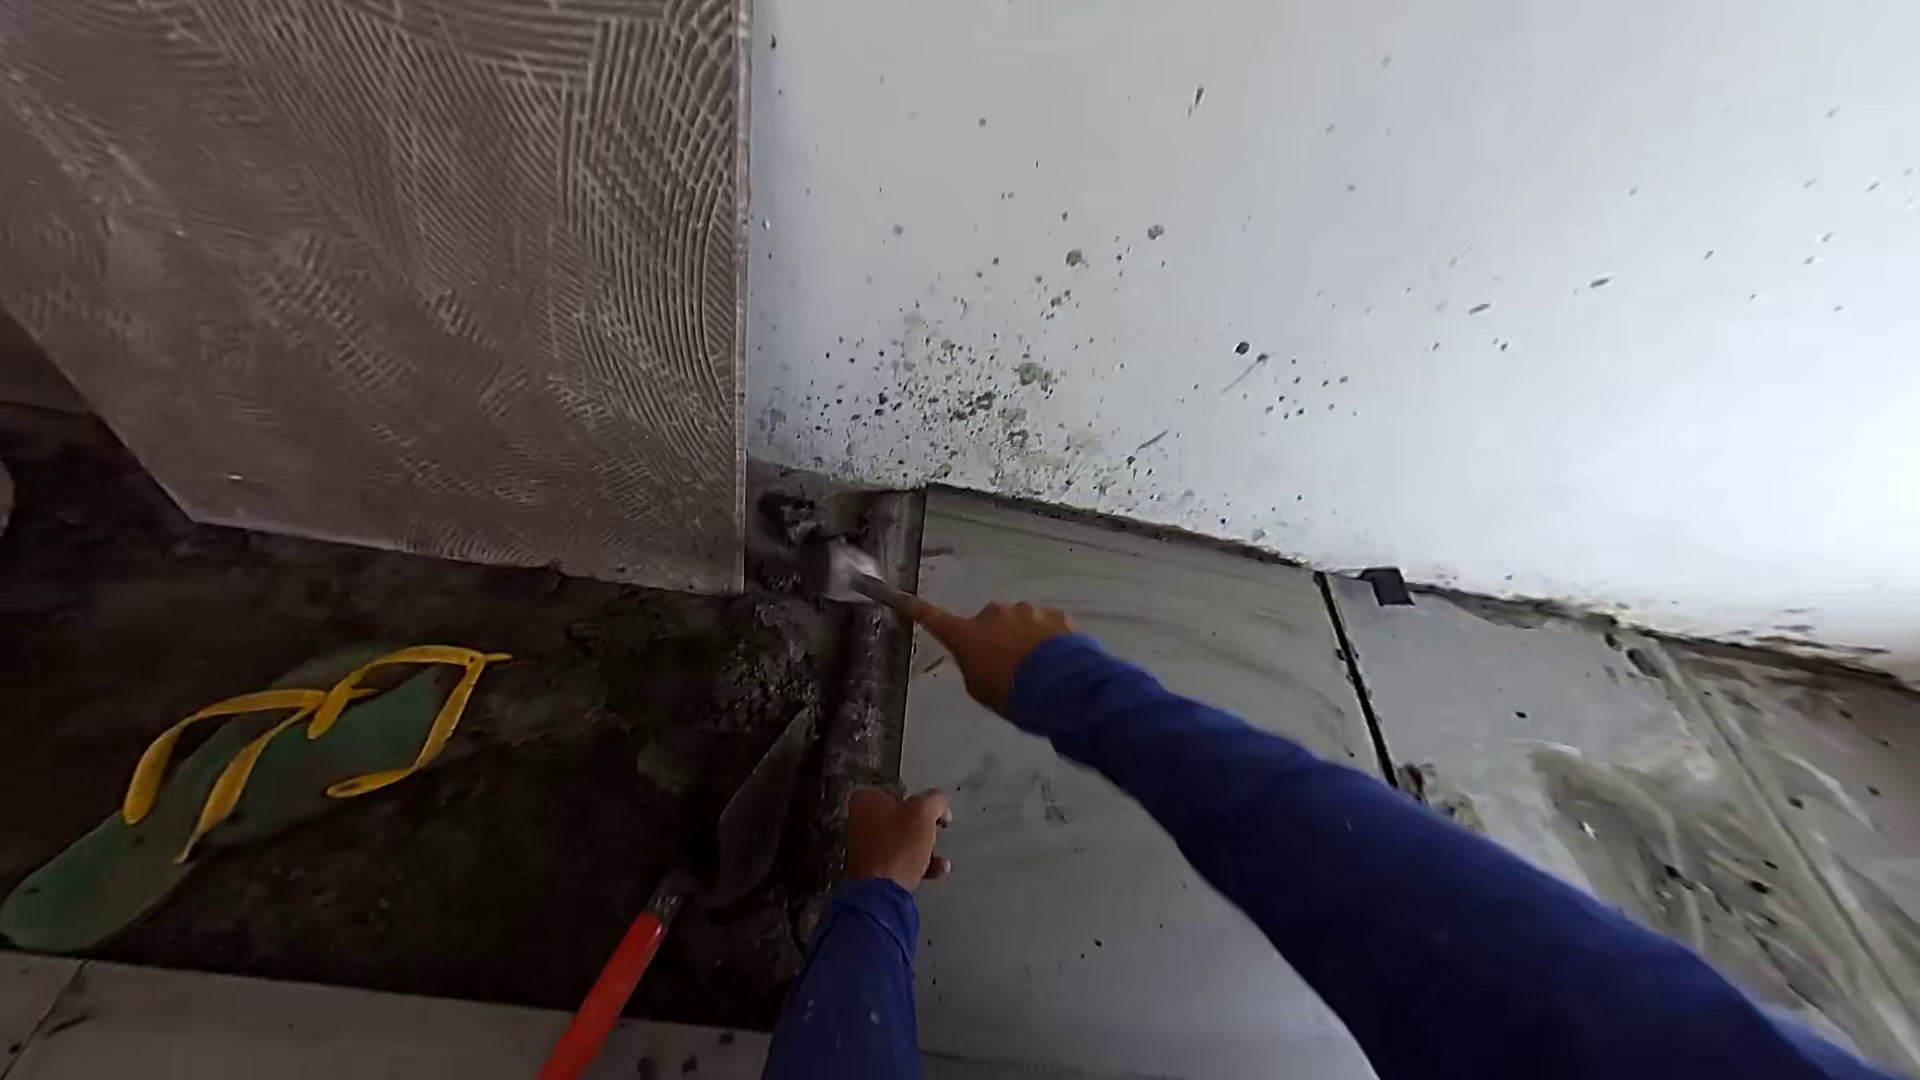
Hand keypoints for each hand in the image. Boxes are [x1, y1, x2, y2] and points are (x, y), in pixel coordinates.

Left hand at [846, 788, 951, 891]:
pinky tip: (938, 870)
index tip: (932, 810)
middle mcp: (860, 821)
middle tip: (936, 830)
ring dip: (923, 847)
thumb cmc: (900, 843)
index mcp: (866, 800)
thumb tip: (940, 802)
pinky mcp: (871, 872)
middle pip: (899, 817)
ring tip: (940, 857)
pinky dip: (917, 863)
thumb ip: (935, 800)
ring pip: (900, 840)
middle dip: (921, 826)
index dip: (917, 799)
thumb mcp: (924, 812)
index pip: (896, 790)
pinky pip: (898, 861)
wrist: (881, 893)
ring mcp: (864, 849)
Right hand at [909, 599, 1073, 714]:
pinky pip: (1045, 626)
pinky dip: (1048, 640)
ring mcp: (1026, 611)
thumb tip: (981, 660)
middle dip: (995, 639)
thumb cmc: (1015, 696)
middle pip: (988, 623)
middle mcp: (993, 615)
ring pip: (1018, 623)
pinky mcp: (1054, 615)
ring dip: (1023, 639)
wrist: (1066, 689)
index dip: (913, 608)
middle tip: (1009, 667)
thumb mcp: (982, 691)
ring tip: (1039, 669)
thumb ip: (975, 669)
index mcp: (968, 635)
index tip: (899, 595)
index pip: (932, 618)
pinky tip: (1058, 662)